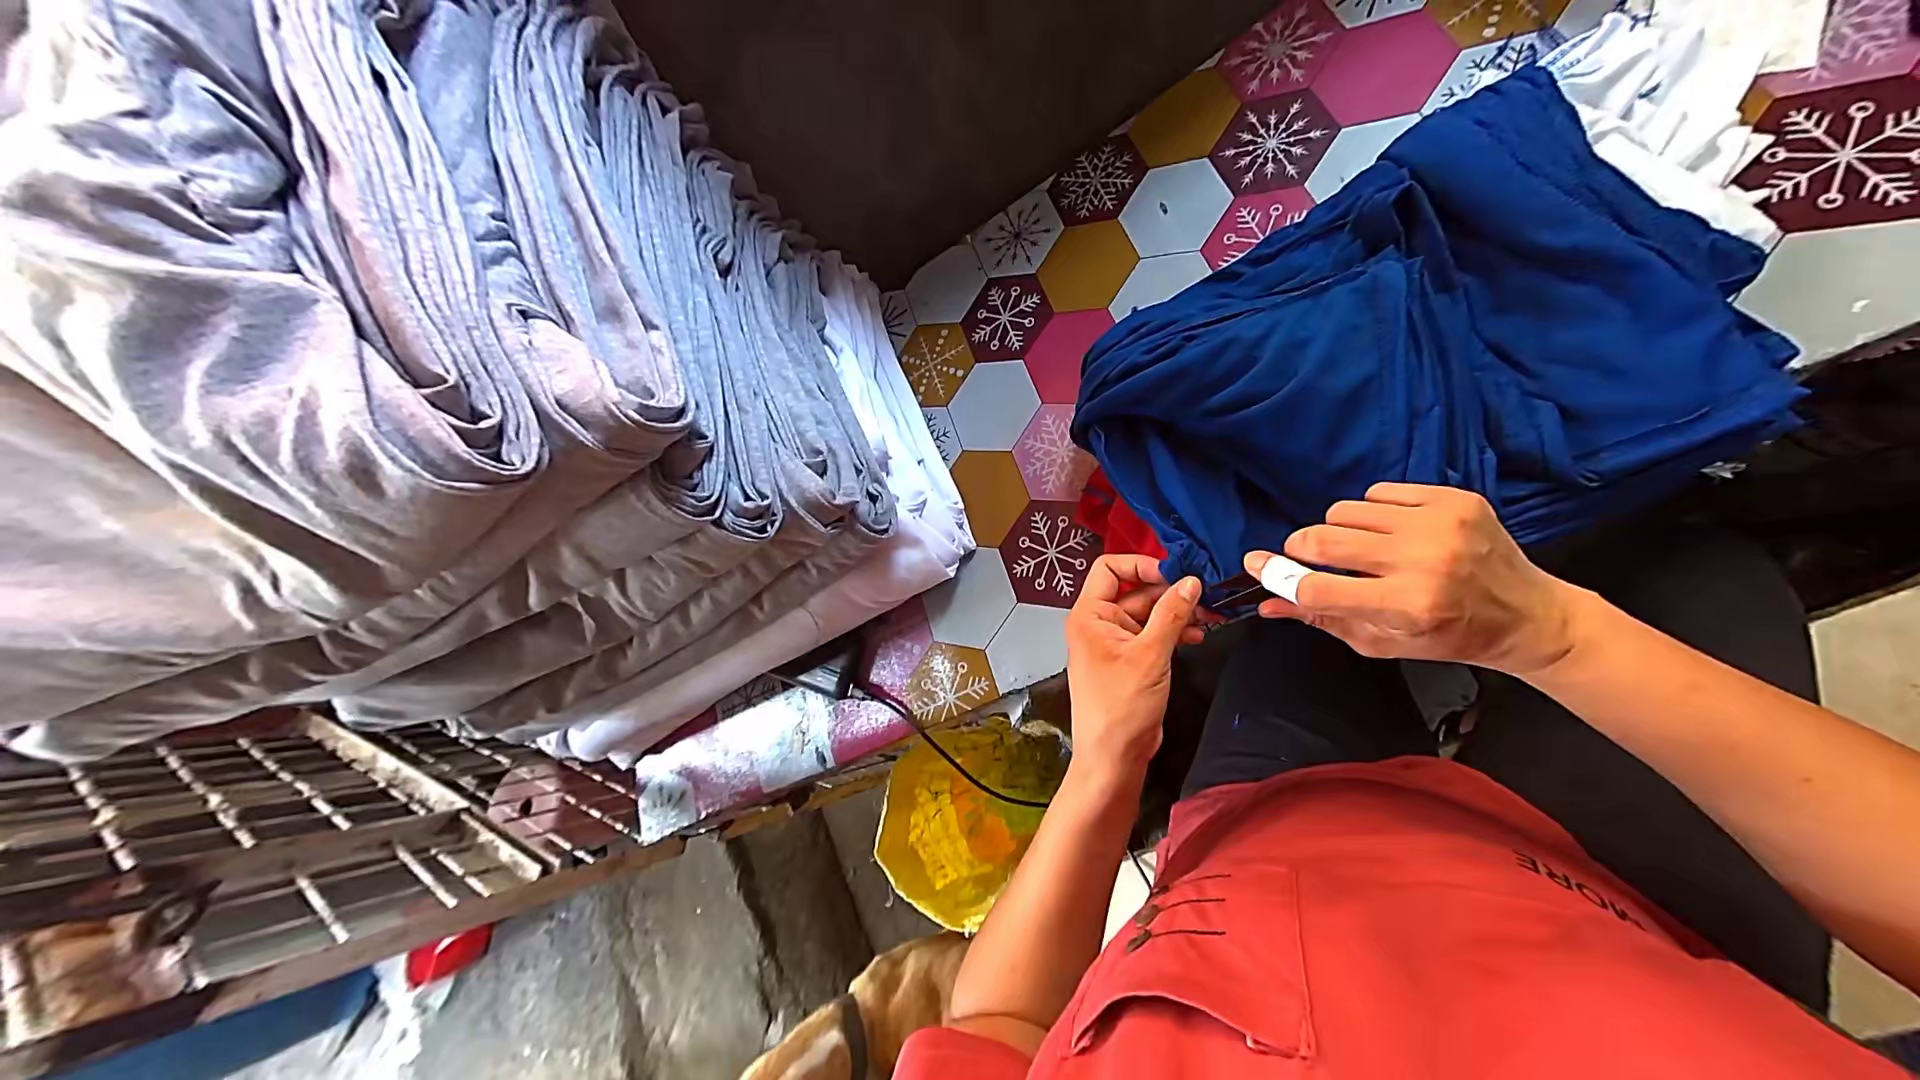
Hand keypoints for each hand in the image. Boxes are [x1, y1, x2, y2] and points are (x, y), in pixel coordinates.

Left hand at [1064, 555, 1205, 786]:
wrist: (1114, 755)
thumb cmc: (1118, 709)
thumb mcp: (1150, 656)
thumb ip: (1171, 615)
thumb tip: (1189, 583)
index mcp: (1089, 615)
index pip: (1109, 569)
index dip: (1141, 565)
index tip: (1174, 573)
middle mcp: (1099, 623)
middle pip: (1136, 590)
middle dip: (1169, 592)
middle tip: (1203, 597)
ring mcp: (1115, 641)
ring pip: (1149, 612)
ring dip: (1177, 613)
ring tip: (1207, 618)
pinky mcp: (1131, 658)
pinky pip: (1153, 633)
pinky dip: (1174, 631)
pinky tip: (1196, 635)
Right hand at [1247, 483, 1583, 674]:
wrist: (1527, 614)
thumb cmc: (1449, 634)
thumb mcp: (1379, 642)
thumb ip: (1319, 618)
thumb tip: (1267, 603)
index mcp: (1406, 606)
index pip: (1315, 588)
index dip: (1277, 577)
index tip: (1256, 565)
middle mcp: (1423, 561)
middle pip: (1320, 541)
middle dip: (1301, 550)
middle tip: (1310, 561)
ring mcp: (1440, 524)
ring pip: (1342, 511)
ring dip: (1338, 531)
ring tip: (1363, 549)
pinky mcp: (1453, 500)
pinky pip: (1377, 493)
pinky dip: (1372, 512)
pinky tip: (1392, 532)